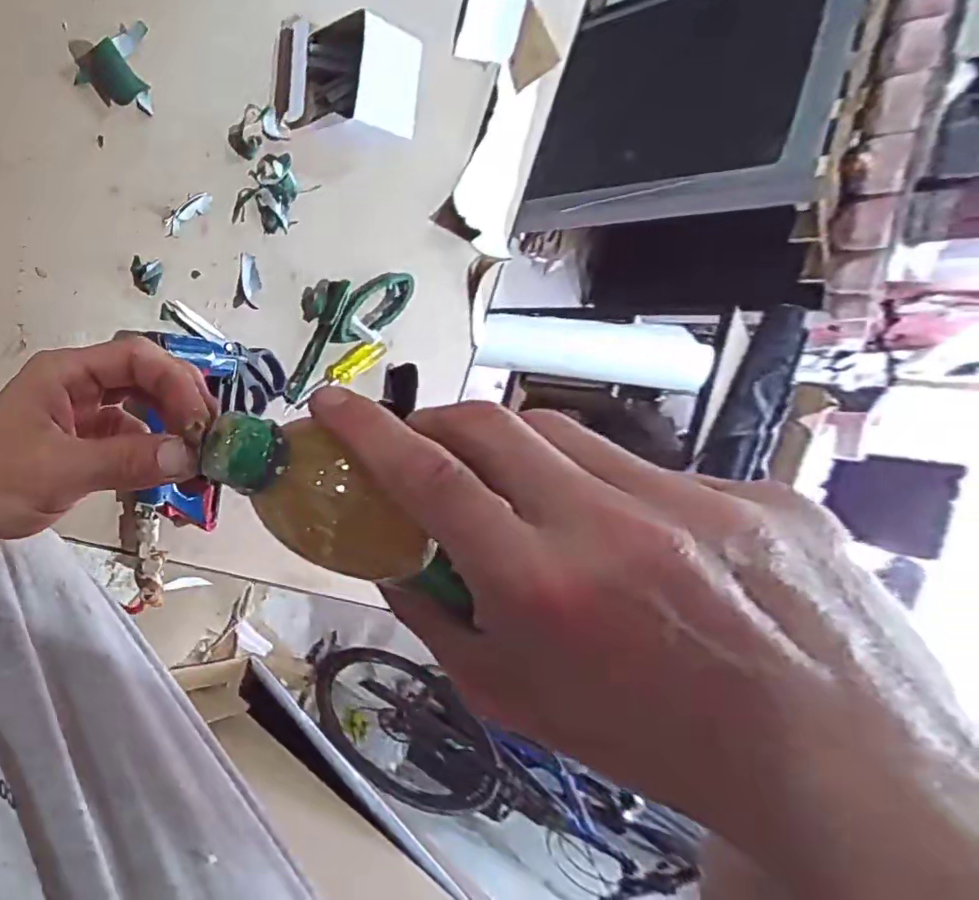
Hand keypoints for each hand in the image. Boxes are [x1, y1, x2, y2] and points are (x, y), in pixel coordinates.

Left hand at [0, 337, 217, 540]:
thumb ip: (125, 461)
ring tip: (197, 459)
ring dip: (168, 429)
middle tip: (210, 438)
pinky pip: (124, 438)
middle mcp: (74, 384)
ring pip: (136, 408)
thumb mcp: (61, 470)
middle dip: (178, 403)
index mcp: (64, 372)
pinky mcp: (78, 441)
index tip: (201, 420)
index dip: (174, 382)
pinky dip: (148, 452)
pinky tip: (169, 472)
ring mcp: (77, 412)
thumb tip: (188, 456)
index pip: (133, 358)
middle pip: (141, 378)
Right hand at [309, 389, 978, 899]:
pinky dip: (609, 488)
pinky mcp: (768, 498)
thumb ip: (426, 615)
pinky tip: (639, 541)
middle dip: (432, 421)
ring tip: (525, 493)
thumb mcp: (503, 693)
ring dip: (515, 450)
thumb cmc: (644, 740)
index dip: (366, 428)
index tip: (328, 400)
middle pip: (488, 425)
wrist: (852, 781)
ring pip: (562, 433)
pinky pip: (649, 467)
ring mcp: (702, 506)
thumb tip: (386, 557)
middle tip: (420, 443)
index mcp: (541, 587)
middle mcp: (615, 530)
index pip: (428, 476)